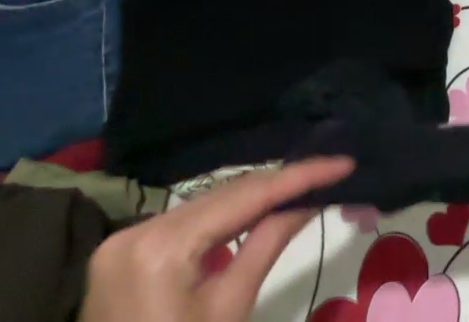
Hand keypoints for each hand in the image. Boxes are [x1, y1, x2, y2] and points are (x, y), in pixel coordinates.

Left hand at [80, 157, 353, 321]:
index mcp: (162, 245)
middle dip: (279, 184)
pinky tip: (258, 212)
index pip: (245, 196)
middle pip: (224, 195)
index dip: (299, 176)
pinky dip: (223, 218)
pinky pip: (186, 222)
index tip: (344, 163)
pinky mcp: (123, 253)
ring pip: (206, 205)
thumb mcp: (231, 305)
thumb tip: (312, 198)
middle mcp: (137, 230)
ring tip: (305, 186)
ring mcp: (124, 241)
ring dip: (254, 198)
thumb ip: (269, 241)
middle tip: (331, 172)